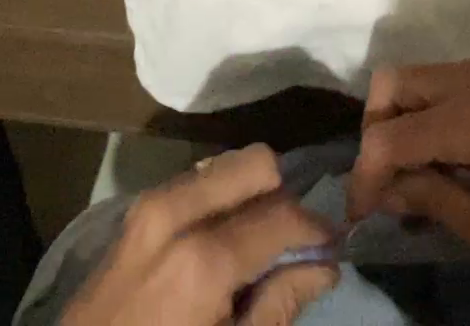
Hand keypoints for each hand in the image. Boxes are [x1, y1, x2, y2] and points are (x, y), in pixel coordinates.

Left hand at [62, 145, 337, 325]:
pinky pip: (193, 182)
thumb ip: (278, 307)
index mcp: (204, 257)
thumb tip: (324, 266)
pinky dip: (219, 199)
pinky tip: (222, 241)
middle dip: (283, 194)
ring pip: (222, 165)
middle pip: (253, 162)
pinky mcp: (133, 211)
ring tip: (259, 243)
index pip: (284, 215)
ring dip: (250, 193)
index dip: (320, 230)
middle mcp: (176, 212)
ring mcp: (149, 205)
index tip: (336, 247)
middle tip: (294, 241)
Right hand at [348, 59, 469, 325]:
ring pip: (420, 78)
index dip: (364, 178)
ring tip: (416, 178)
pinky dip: (434, 113)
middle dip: (376, 133)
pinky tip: (452, 160)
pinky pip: (452, 83)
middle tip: (385, 185)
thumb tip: (387, 189)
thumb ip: (435, 201)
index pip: (387, 138)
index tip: (358, 215)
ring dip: (404, 120)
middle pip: (393, 85)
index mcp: (469, 118)